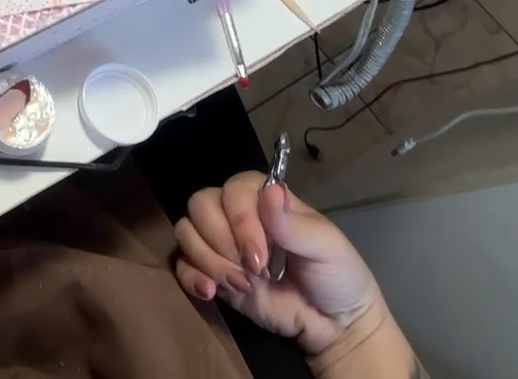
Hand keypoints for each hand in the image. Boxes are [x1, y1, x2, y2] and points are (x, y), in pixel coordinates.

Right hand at [173, 173, 384, 356]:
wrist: (335, 327)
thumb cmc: (336, 277)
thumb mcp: (328, 249)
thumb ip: (296, 225)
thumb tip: (270, 193)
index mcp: (260, 198)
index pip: (232, 190)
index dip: (239, 221)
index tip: (261, 258)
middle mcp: (233, 214)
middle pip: (200, 205)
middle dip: (222, 243)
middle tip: (254, 273)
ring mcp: (219, 243)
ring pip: (187, 231)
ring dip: (208, 261)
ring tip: (241, 286)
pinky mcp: (210, 272)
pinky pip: (181, 263)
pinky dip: (191, 276)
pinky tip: (210, 292)